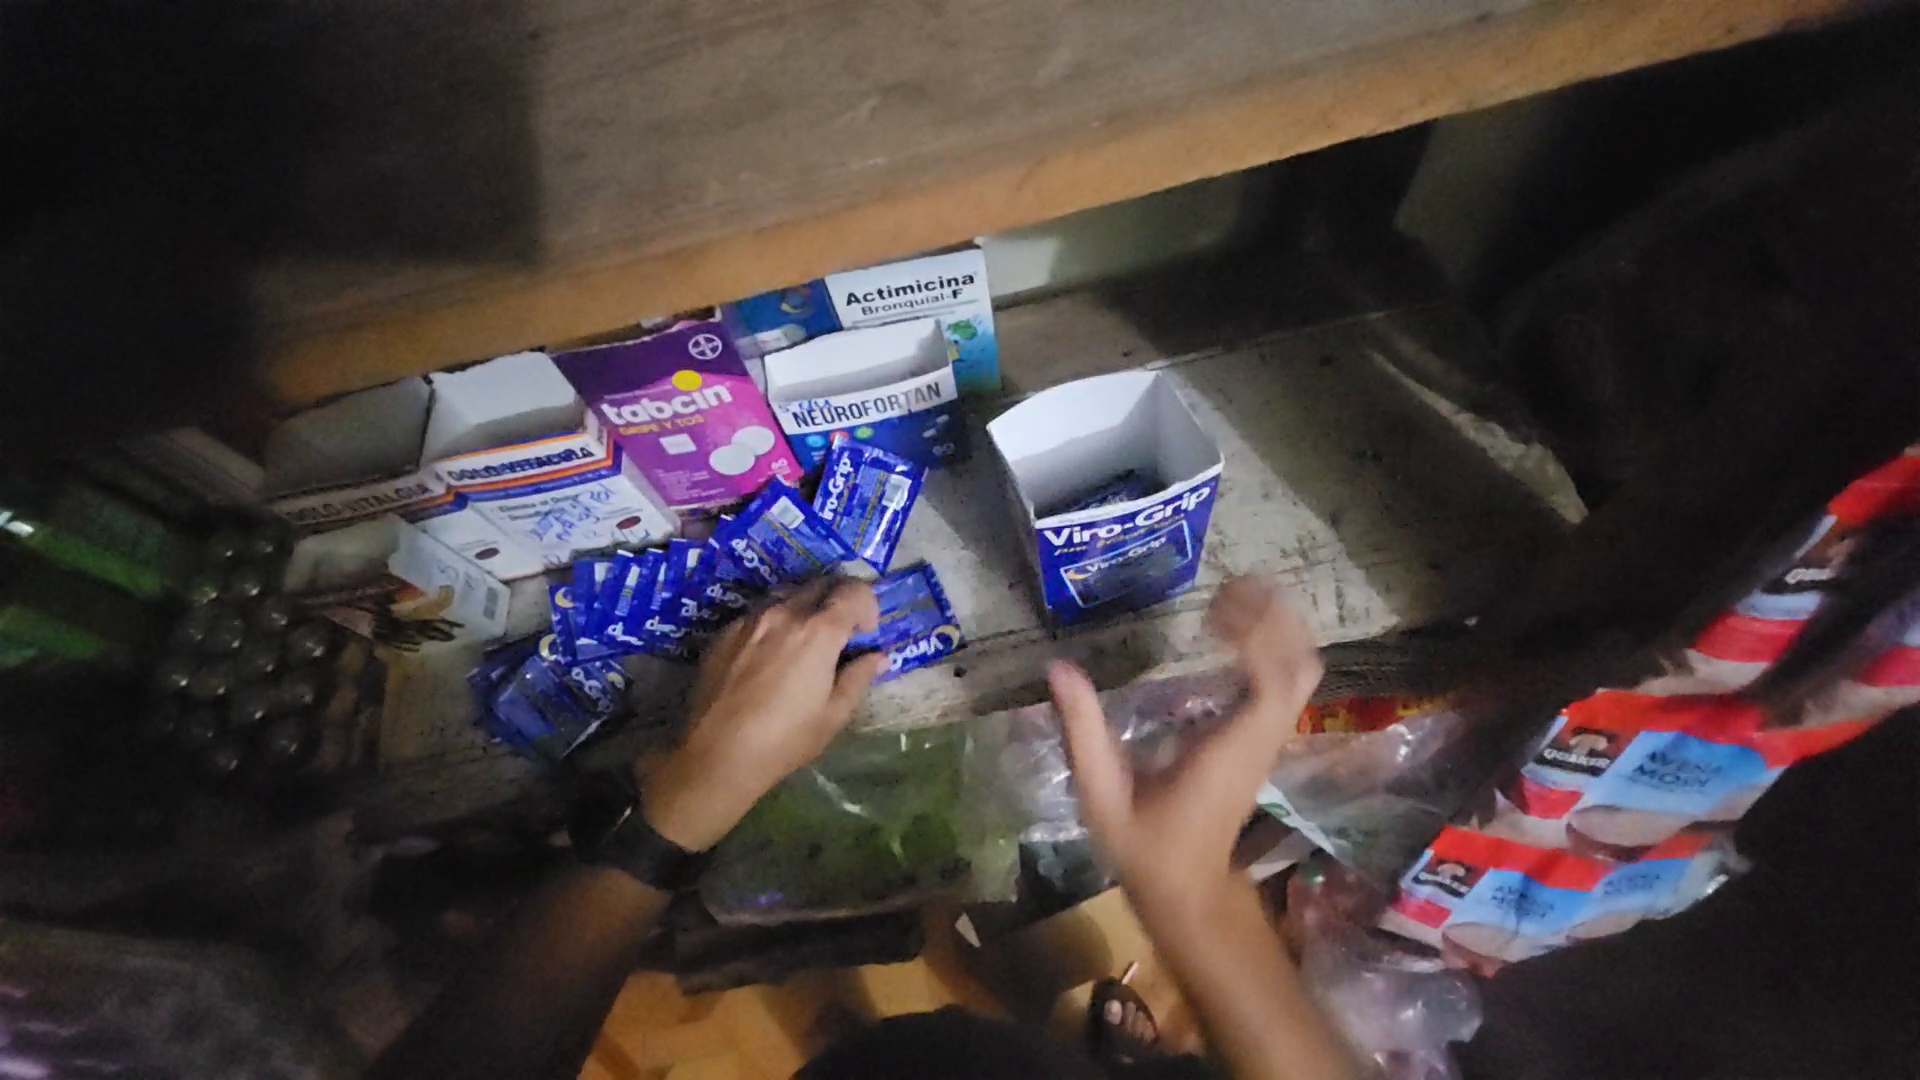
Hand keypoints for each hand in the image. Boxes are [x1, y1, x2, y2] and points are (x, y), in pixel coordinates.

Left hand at [642, 577, 886, 851]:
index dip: (868, 605)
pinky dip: (777, 620)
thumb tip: (876, 656)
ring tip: (806, 638)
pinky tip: (771, 653)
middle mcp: (784, 613)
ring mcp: (750, 619)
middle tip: (842, 632)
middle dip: (839, 600)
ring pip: (788, 593)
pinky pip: (760, 612)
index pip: (853, 591)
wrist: (716, 755)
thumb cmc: (784, 739)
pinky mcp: (726, 632)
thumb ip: (859, 677)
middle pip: (821, 584)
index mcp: (818, 631)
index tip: (866, 632)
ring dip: (807, 605)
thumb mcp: (834, 715)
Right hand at [1052, 576, 1322, 922]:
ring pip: (1301, 670)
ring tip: (1227, 598)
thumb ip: (1081, 733)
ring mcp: (1267, 739)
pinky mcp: (1261, 738)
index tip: (1212, 610)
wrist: (1189, 893)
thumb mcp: (1102, 794)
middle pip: (1300, 666)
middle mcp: (1261, 739)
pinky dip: (1268, 645)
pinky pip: (1284, 680)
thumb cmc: (1145, 847)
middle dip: (1273, 618)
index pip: (1271, 684)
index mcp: (1230, 752)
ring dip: (1274, 627)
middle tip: (1225, 588)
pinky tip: (1228, 630)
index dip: (1255, 637)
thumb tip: (1058, 669)